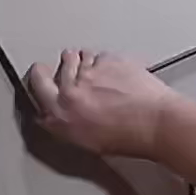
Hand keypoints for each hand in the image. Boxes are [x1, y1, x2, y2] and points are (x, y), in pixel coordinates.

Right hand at [24, 49, 182, 157]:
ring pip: (83, 55)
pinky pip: (104, 55)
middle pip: (62, 62)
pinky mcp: (110, 60)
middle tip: (78, 69)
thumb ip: (61, 122)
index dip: (40, 74)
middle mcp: (71, 89)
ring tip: (104, 74)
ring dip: (90, 61)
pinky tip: (119, 75)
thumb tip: (52, 114)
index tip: (42, 71)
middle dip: (68, 64)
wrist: (158, 125)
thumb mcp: (84, 140)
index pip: (37, 81)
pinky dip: (110, 62)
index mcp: (60, 111)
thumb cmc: (129, 137)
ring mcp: (91, 72)